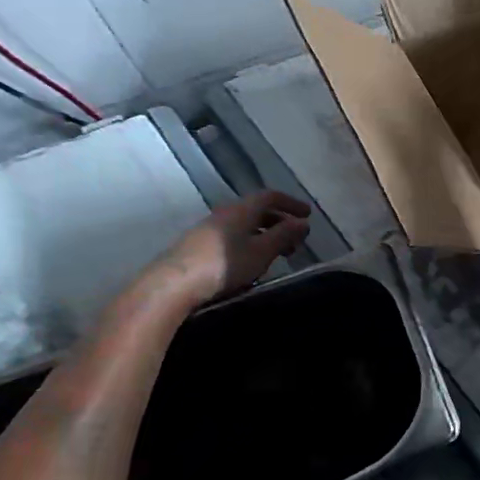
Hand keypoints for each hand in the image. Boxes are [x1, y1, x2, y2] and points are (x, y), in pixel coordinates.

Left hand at [134, 190, 311, 309]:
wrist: (173, 284)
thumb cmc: (224, 264)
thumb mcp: (261, 251)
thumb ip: (284, 236)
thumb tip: (303, 222)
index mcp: (242, 210)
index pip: (270, 196)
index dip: (290, 203)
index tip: (307, 215)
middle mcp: (224, 213)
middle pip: (256, 210)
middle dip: (279, 222)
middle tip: (295, 240)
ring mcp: (208, 229)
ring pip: (244, 225)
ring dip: (264, 235)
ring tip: (276, 254)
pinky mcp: (198, 246)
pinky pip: (232, 237)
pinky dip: (249, 243)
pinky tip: (249, 262)